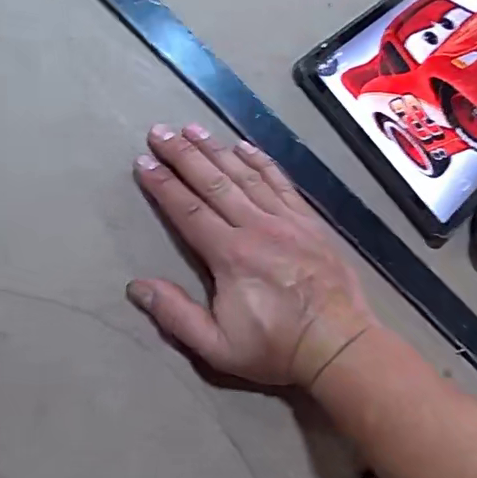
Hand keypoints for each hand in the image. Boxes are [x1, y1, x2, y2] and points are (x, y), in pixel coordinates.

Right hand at [129, 122, 380, 387]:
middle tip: (160, 132)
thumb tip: (136, 286)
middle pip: (212, 182)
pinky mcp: (309, 221)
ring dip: (216, 150)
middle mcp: (256, 227)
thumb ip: (176, 315)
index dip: (163, 185)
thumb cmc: (276, 348)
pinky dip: (260, 161)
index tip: (143, 162)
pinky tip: (244, 146)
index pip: (188, 210)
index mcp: (230, 255)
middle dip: (183, 155)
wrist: (340, 345)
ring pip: (244, 175)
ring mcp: (286, 220)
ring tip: (193, 129)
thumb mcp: (217, 347)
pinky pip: (280, 182)